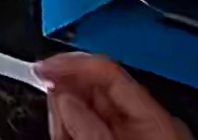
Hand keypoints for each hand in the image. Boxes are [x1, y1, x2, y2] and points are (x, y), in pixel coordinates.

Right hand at [35, 54, 191, 139]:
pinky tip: (67, 138)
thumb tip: (62, 97)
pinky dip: (75, 135)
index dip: (71, 65)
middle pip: (96, 92)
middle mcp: (148, 129)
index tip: (43, 70)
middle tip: (53, 112)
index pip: (106, 72)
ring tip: (62, 134)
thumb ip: (88, 126)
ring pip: (91, 116)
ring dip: (69, 122)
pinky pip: (94, 134)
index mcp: (154, 121)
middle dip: (68, 98)